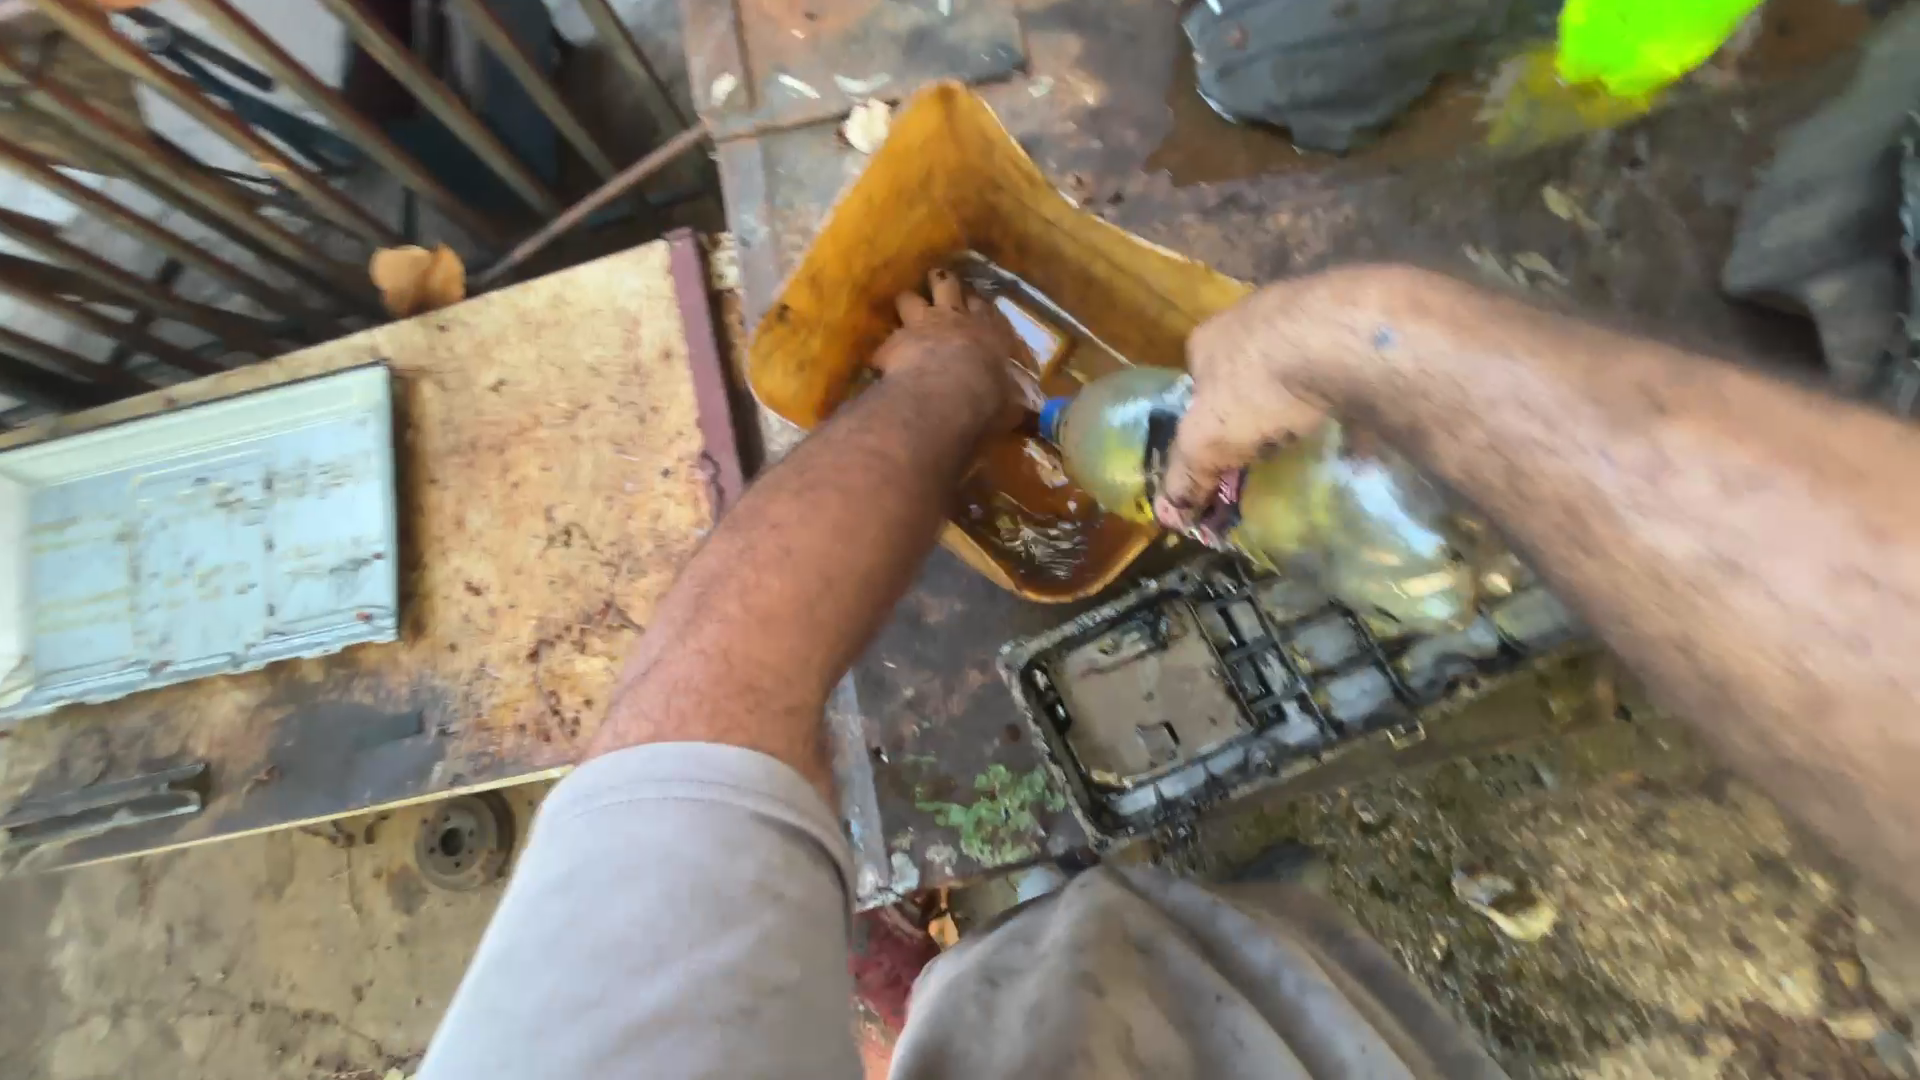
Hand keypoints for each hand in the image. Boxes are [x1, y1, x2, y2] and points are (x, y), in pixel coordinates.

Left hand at [872, 268, 1043, 426]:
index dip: (977, 304)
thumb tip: (1028, 414)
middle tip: (937, 280)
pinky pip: (885, 339)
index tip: (973, 302)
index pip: (984, 307)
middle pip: (946, 285)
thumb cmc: (989, 396)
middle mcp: (954, 319)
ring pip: (910, 298)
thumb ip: (1014, 403)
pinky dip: (884, 350)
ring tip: (905, 308)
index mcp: (988, 331)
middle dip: (942, 282)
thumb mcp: (1010, 403)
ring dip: (908, 302)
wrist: (949, 393)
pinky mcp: (892, 341)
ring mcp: (920, 325)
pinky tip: (881, 360)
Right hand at [1156, 265, 1438, 527]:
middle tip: (1273, 438)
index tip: (1229, 446)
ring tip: (1318, 424)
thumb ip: (1187, 476)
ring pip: (1298, 358)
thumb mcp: (1207, 443)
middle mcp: (1252, 313)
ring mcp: (1308, 305)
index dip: (1209, 415)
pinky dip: (1346, 380)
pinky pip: (1345, 356)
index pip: (1198, 381)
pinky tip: (1358, 406)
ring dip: (1304, 389)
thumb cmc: (1258, 388)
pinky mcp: (1358, 312)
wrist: (1346, 337)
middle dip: (1259, 402)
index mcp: (1208, 338)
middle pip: (1248, 368)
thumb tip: (1168, 514)